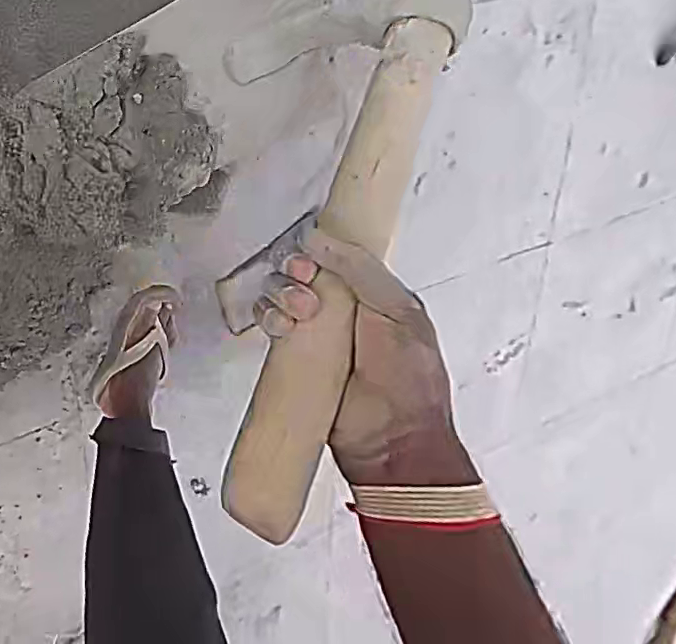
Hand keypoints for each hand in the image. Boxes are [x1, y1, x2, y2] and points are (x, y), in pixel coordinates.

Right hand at [255, 229, 474, 485]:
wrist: (392, 439)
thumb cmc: (407, 377)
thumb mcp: (398, 312)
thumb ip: (360, 269)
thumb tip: (314, 237)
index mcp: (367, 291)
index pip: (329, 254)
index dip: (314, 250)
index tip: (310, 258)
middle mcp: (337, 305)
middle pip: (298, 269)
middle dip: (294, 271)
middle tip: (304, 285)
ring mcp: (312, 329)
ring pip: (278, 291)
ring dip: (281, 293)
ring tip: (300, 314)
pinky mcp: (291, 351)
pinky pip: (268, 321)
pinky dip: (268, 317)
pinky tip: (283, 328)